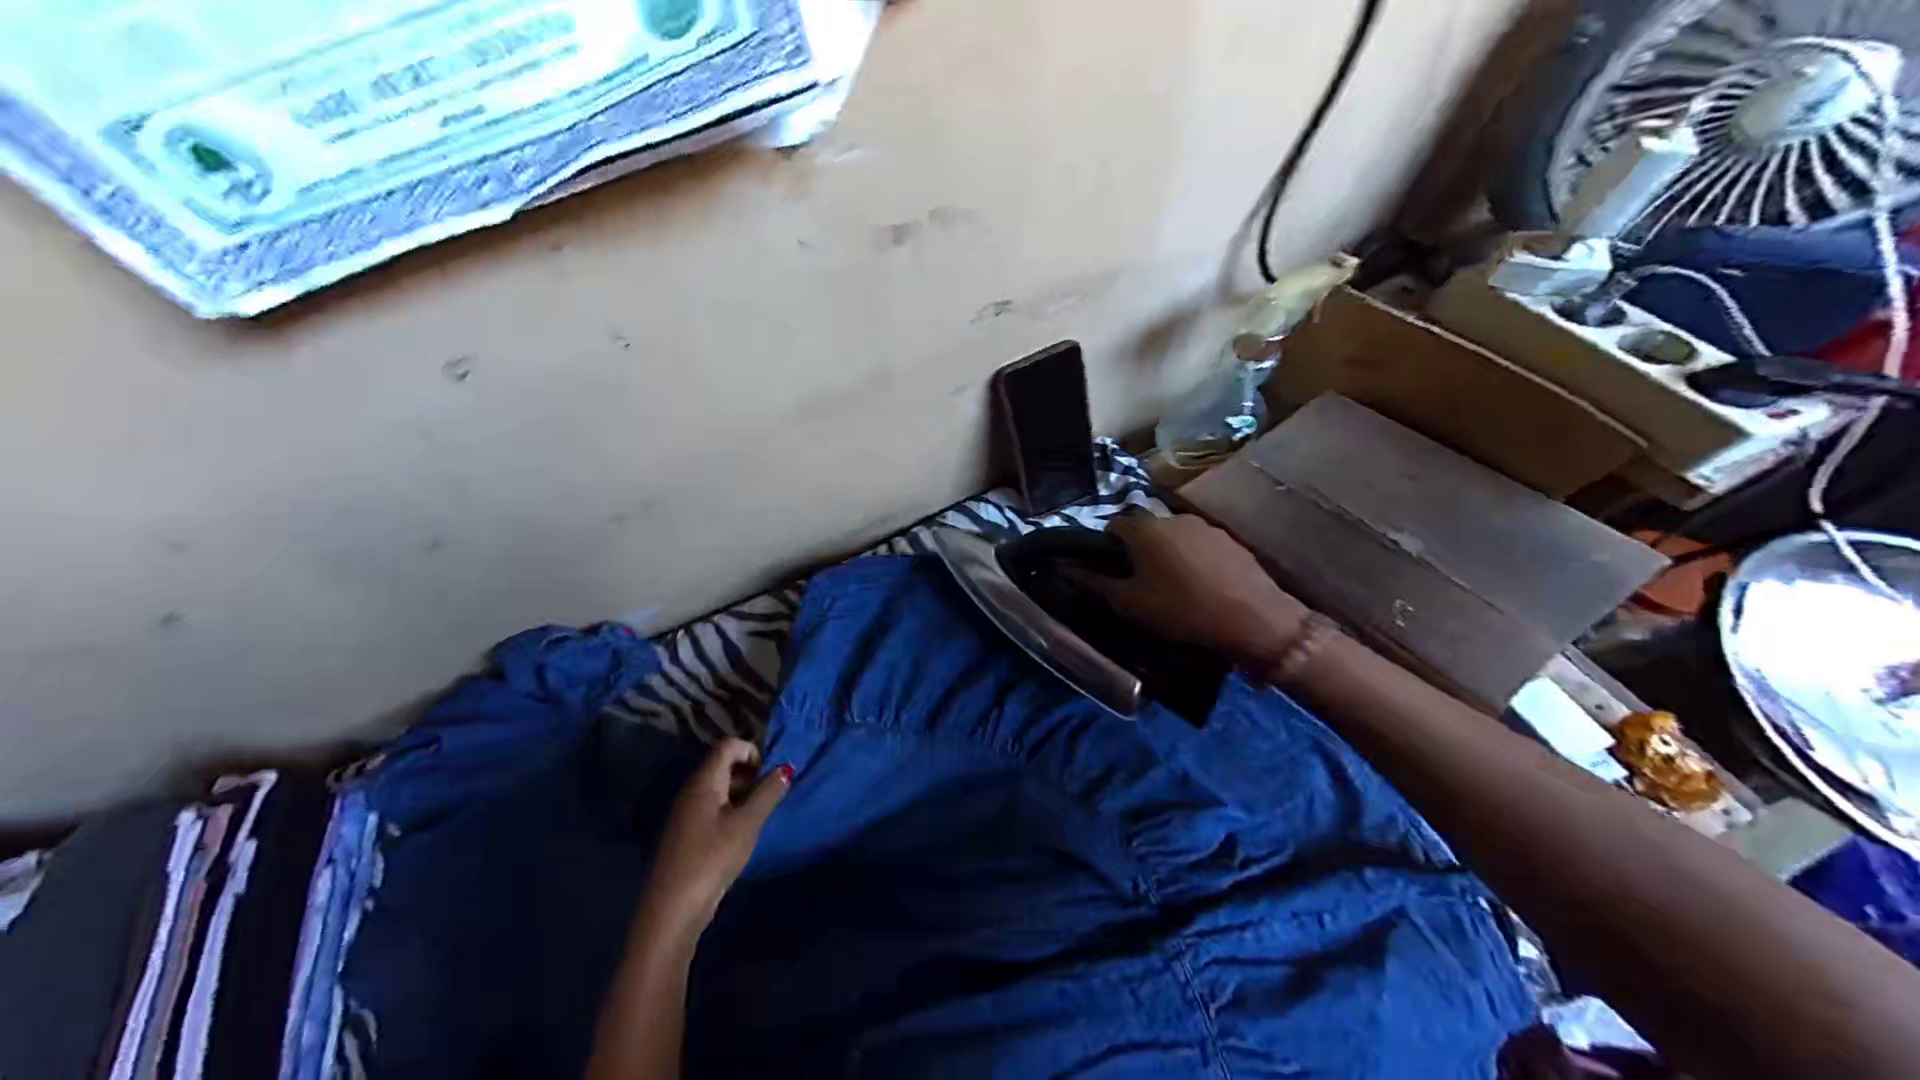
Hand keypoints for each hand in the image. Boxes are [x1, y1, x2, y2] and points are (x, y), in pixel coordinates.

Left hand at [638, 738, 790, 941]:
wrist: (673, 908)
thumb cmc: (713, 858)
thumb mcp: (748, 824)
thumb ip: (768, 793)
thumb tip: (784, 769)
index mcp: (704, 781)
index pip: (728, 746)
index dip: (752, 751)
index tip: (768, 775)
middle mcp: (691, 790)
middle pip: (722, 765)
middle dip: (749, 773)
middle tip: (768, 796)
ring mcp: (685, 812)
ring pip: (718, 788)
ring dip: (741, 794)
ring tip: (758, 816)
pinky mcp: (686, 833)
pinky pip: (711, 807)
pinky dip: (729, 810)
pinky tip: (740, 834)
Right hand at [1081, 514, 1312, 674]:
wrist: (1254, 619)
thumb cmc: (1182, 610)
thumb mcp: (1131, 604)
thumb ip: (1095, 582)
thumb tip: (1065, 566)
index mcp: (1144, 529)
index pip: (1113, 525)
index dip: (1106, 548)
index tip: (1111, 573)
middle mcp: (1173, 518)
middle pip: (1144, 529)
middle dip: (1138, 551)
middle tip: (1140, 584)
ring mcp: (1205, 527)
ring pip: (1173, 537)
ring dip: (1167, 555)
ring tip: (1173, 587)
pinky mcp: (1230, 540)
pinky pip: (1199, 545)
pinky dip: (1193, 560)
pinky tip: (1200, 587)